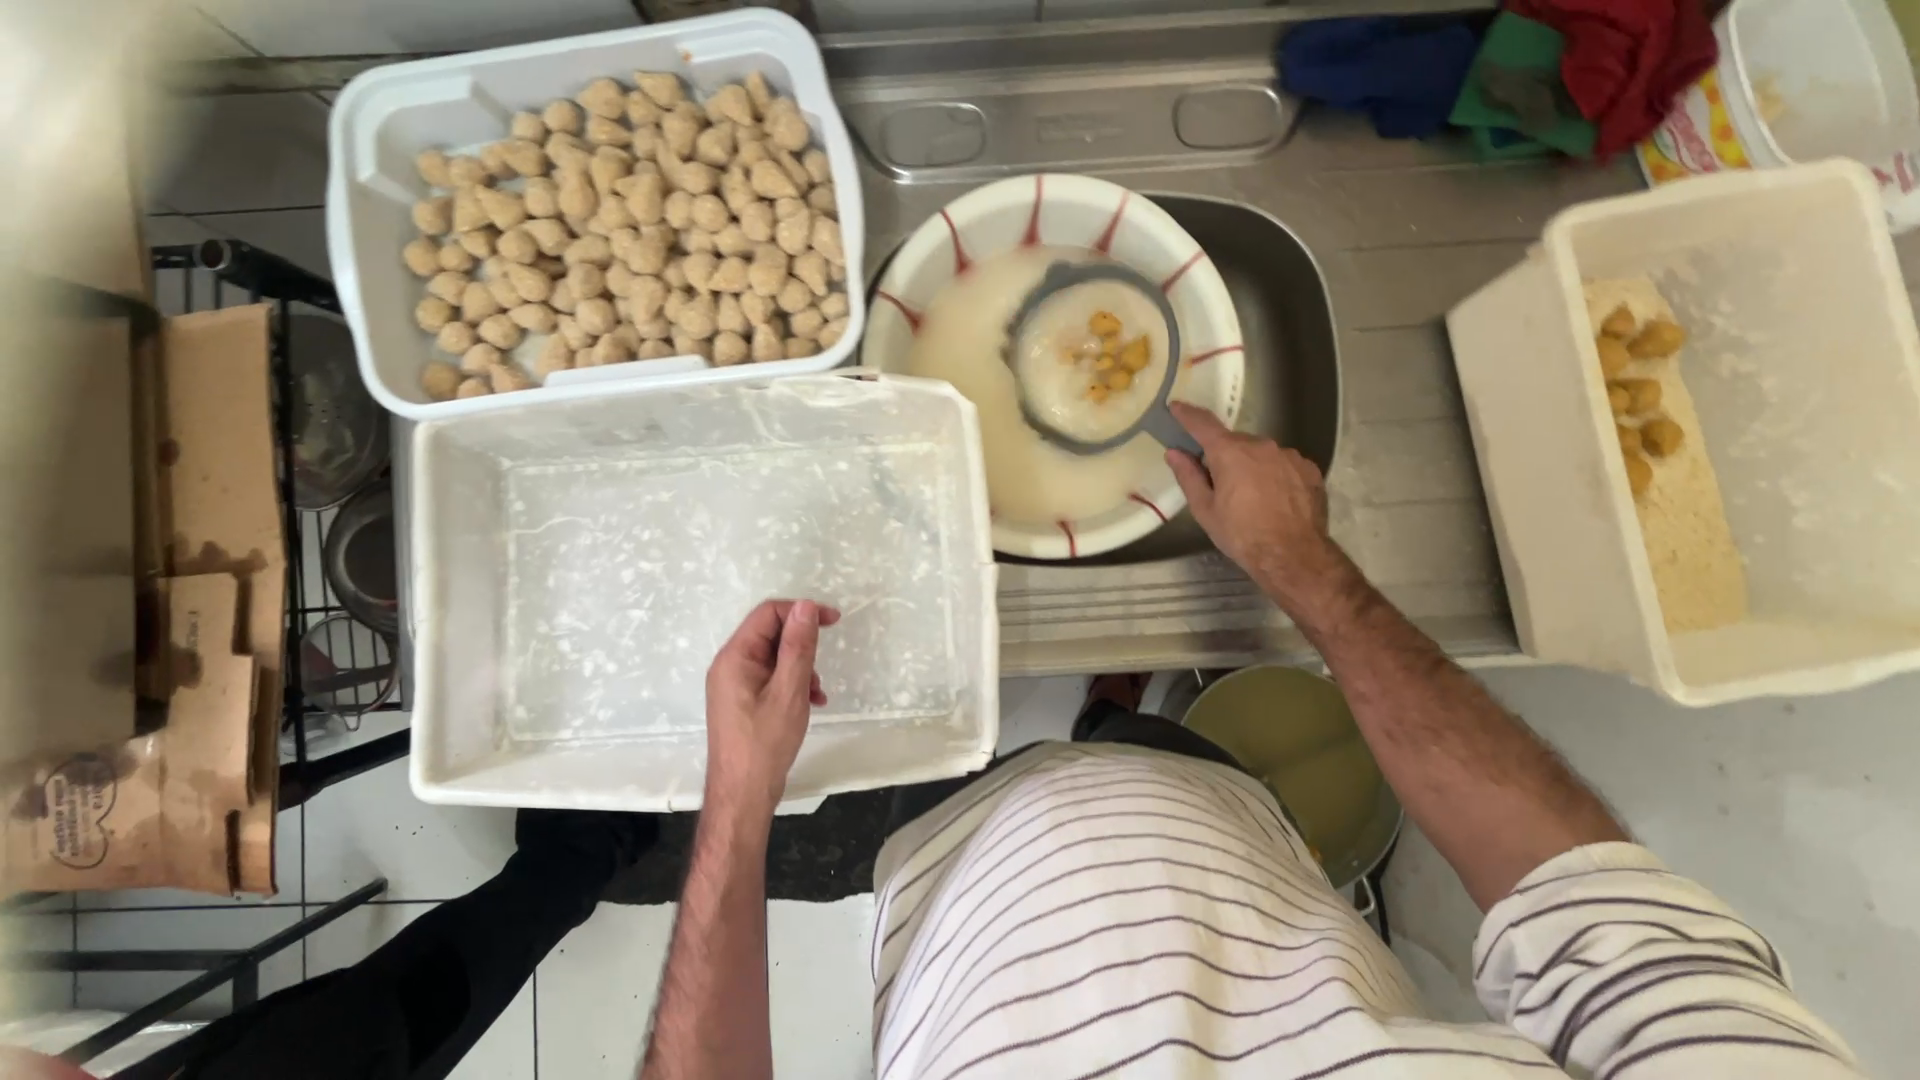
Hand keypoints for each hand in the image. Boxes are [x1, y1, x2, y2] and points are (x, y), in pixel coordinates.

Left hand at [704, 599, 840, 814]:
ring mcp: (734, 684)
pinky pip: (770, 677)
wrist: (743, 793)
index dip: (802, 612)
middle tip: (823, 666)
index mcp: (735, 656)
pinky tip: (810, 702)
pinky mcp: (742, 700)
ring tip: (816, 692)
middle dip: (802, 645)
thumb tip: (805, 606)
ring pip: (774, 657)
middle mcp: (729, 664)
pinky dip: (793, 683)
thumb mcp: (789, 690)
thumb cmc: (766, 742)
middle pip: (770, 634)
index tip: (834, 622)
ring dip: (801, 666)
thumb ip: (798, 646)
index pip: (769, 613)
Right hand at [1165, 402, 1347, 617]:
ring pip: (1261, 453)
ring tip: (1251, 498)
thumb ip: (1189, 476)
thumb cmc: (1242, 535)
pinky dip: (1274, 474)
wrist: (1293, 555)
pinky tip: (1273, 499)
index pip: (1204, 424)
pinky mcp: (1308, 469)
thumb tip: (1174, 453)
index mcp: (1230, 453)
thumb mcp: (1206, 510)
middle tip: (1219, 484)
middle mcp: (1261, 445)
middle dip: (1224, 455)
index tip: (1177, 407)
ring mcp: (1289, 456)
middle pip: (1235, 442)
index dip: (1188, 415)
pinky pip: (1283, 465)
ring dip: (1251, 466)